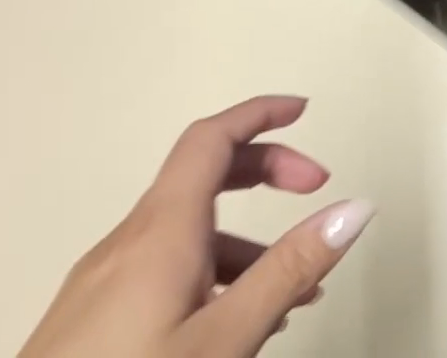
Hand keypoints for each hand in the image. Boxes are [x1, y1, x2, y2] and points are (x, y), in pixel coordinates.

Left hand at [18, 96, 375, 357]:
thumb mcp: (226, 336)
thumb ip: (292, 268)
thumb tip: (356, 206)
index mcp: (159, 233)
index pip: (209, 139)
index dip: (259, 113)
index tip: (305, 110)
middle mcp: (126, 244)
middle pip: (203, 174)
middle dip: (268, 169)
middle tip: (317, 190)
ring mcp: (102, 283)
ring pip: (188, 230)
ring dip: (250, 236)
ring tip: (295, 288)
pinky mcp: (90, 321)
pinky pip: (167, 268)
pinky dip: (218, 269)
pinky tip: (240, 321)